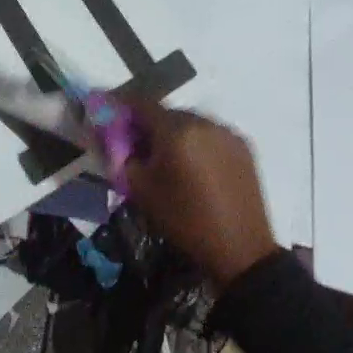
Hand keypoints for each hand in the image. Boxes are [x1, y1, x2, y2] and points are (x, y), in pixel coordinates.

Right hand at [123, 102, 281, 287]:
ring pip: (190, 122)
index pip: (141, 103)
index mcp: (176, 130)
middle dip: (149, 124)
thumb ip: (120, 156)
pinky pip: (211, 134)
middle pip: (167, 113)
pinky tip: (196, 166)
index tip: (109, 113)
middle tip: (138, 145)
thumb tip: (109, 136)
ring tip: (169, 158)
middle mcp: (203, 121)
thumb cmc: (185, 221)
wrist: (240, 250)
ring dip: (175, 133)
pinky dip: (198, 142)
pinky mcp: (243, 145)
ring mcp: (226, 131)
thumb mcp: (142, 191)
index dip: (122, 105)